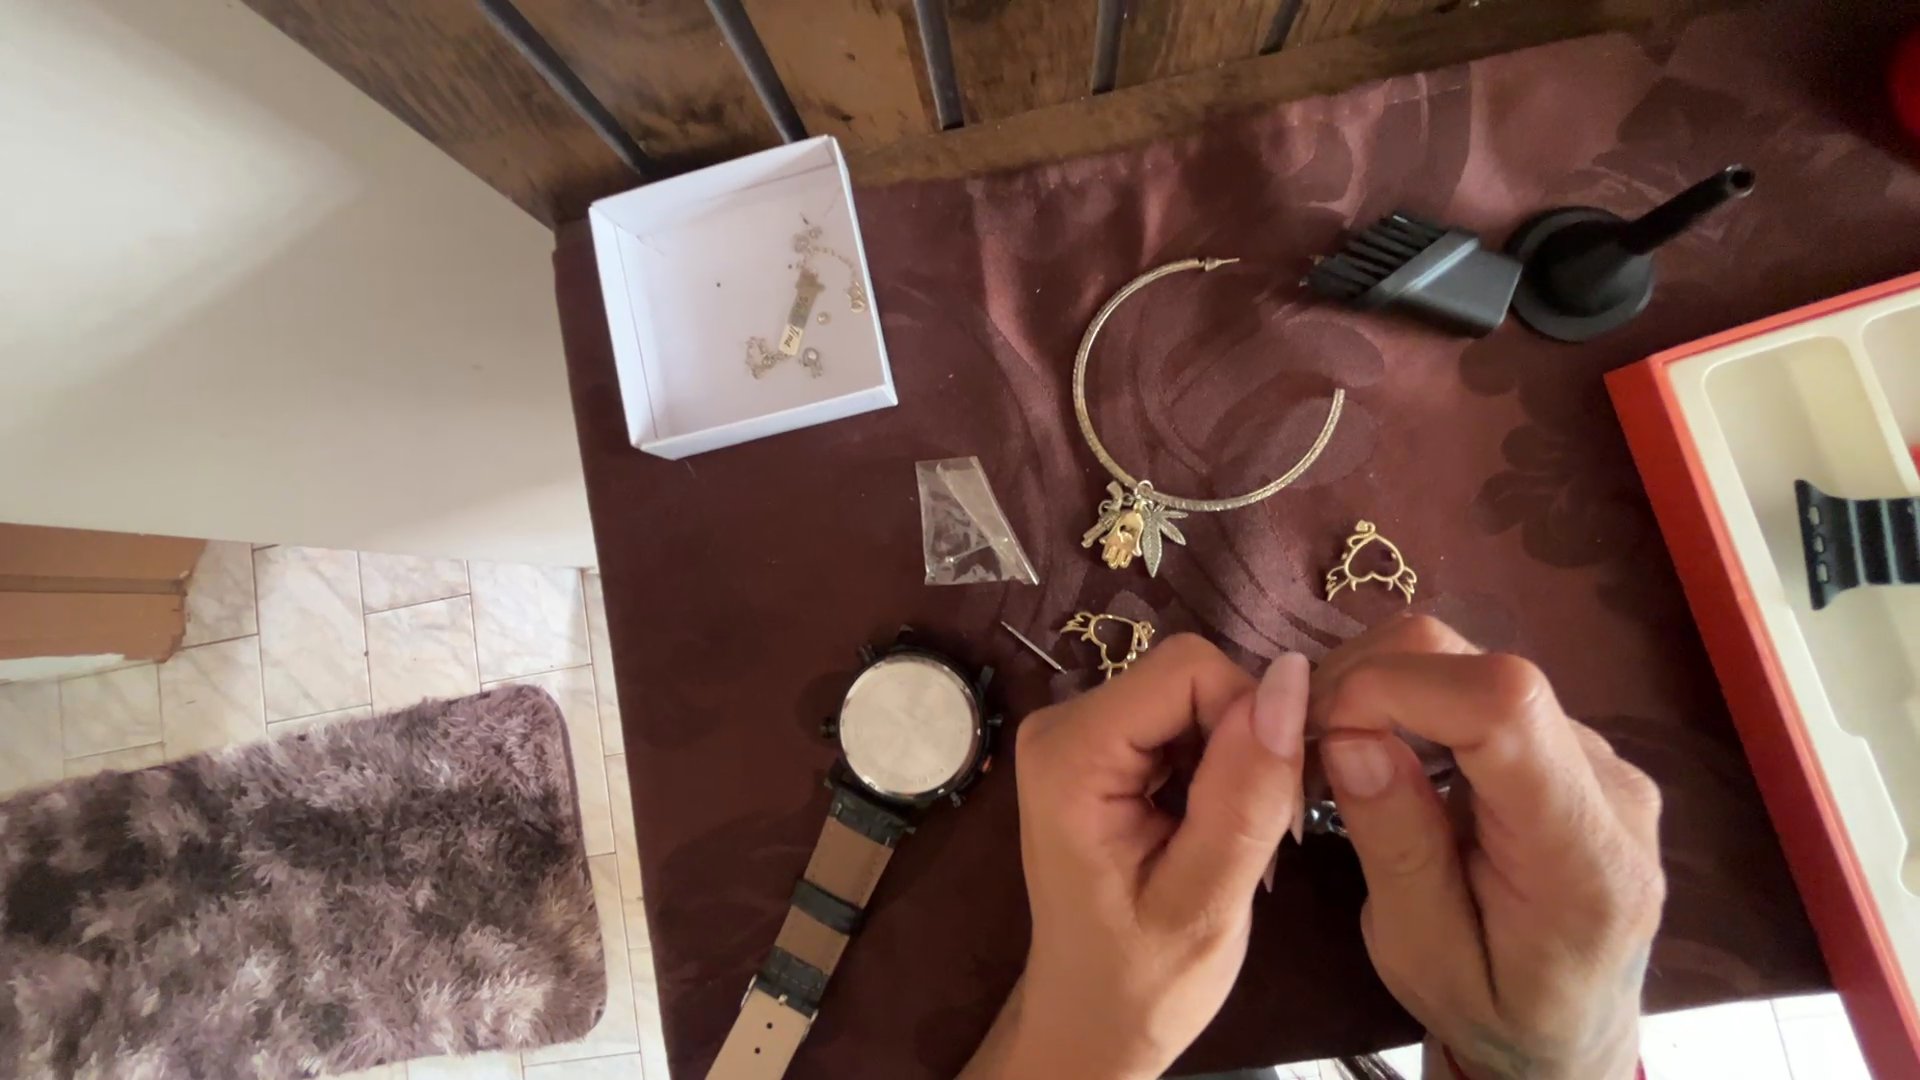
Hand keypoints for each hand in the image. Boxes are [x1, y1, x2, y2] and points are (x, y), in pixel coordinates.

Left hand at [959, 636, 1309, 1079]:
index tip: (1270, 802)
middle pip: (1184, 677)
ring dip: (1228, 752)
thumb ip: (1247, 788)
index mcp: (1069, 753)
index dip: (1249, 717)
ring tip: (1225, 833)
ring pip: (1186, 694)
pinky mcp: (1091, 740)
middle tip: (1255, 830)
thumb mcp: (1208, 898)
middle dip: (1239, 739)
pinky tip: (1204, 816)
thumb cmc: (1144, 978)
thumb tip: (1290, 676)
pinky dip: (1207, 757)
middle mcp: (1060, 721)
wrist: (1090, 1009)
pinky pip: (1171, 715)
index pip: (1185, 669)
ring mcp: (1071, 727)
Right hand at [1313, 616, 1664, 1079]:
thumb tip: (1349, 736)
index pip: (1501, 706)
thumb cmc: (1493, 1011)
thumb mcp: (1420, 954)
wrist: (1572, 1032)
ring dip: (1366, 682)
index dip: (1389, 688)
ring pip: (1453, 654)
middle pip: (1466, 661)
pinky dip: (1389, 690)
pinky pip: (1457, 675)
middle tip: (1300, 741)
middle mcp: (1604, 778)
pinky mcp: (1557, 736)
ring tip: (1329, 746)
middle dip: (1358, 680)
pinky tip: (1369, 742)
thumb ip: (1396, 848)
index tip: (1315, 731)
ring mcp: (1587, 748)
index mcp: (1584, 852)